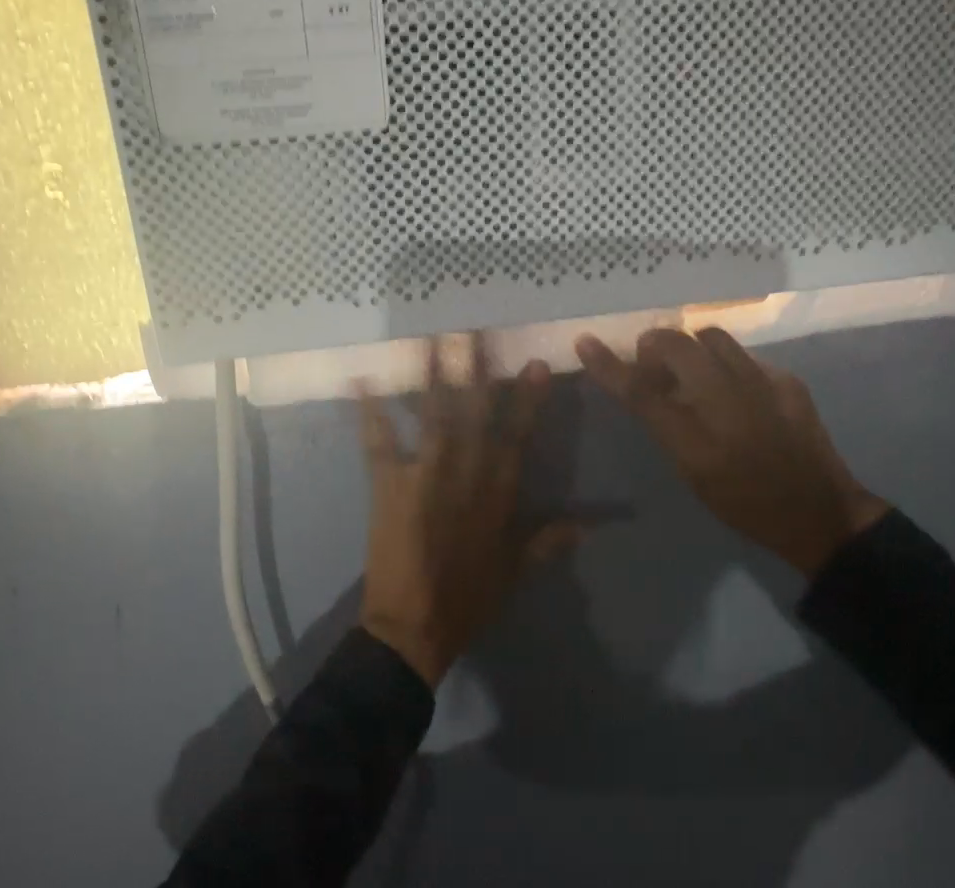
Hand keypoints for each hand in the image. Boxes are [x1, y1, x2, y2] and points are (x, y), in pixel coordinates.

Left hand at [356, 335, 575, 687]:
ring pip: (432, 415)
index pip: (517, 437)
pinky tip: (362, 379)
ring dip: (430, 375)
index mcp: (498, 494)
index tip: (534, 362)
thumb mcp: (517, 571)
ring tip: (429, 336)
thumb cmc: (468, 598)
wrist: (414, 626)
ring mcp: (424, 475)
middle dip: (475, 369)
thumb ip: (550, 541)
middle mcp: (464, 475)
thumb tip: (592, 524)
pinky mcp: (388, 485)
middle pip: (474, 413)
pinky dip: (370, 411)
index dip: (527, 400)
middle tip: (474, 326)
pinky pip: (378, 442)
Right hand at [576, 327, 889, 576]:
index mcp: (697, 441)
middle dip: (654, 347)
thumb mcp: (693, 473)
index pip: (641, 390)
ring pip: (711, 338)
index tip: (585, 343)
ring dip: (690, 347)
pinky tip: (733, 388)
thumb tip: (647, 384)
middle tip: (651, 367)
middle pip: (676, 346)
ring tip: (691, 371)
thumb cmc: (744, 503)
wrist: (818, 512)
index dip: (609, 365)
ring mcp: (765, 385)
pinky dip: (725, 363)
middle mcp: (729, 404)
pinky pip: (743, 354)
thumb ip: (667, 425)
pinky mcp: (788, 380)